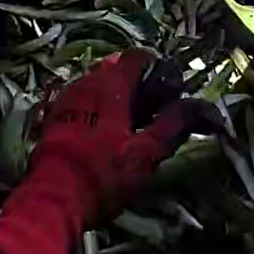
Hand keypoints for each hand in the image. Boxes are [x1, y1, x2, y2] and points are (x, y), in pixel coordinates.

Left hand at [0, 51, 210, 253]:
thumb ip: (172, 125)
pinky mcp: (57, 113)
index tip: (171, 88)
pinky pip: (84, 97)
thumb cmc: (103, 174)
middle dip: (139, 82)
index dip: (158, 67)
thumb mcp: (145, 154)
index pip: (137, 56)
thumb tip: (200, 105)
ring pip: (99, 82)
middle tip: (155, 108)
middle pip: (118, 67)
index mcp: (110, 83)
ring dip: (118, 93)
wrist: (52, 197)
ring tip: (134, 121)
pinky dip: (100, 105)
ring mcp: (68, 95)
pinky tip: (108, 130)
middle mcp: (87, 80)